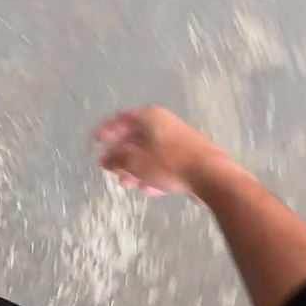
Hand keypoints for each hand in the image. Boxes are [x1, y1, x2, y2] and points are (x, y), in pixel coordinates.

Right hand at [93, 106, 234, 196]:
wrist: (212, 175)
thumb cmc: (168, 163)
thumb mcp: (134, 161)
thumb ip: (115, 158)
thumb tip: (103, 159)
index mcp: (149, 116)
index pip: (119, 119)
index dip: (104, 131)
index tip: (94, 145)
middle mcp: (164, 123)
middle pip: (135, 137)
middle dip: (120, 156)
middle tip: (111, 170)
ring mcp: (178, 139)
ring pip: (149, 152)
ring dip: (135, 168)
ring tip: (128, 184)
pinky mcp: (189, 155)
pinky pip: (164, 162)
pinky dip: (153, 173)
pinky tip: (149, 189)